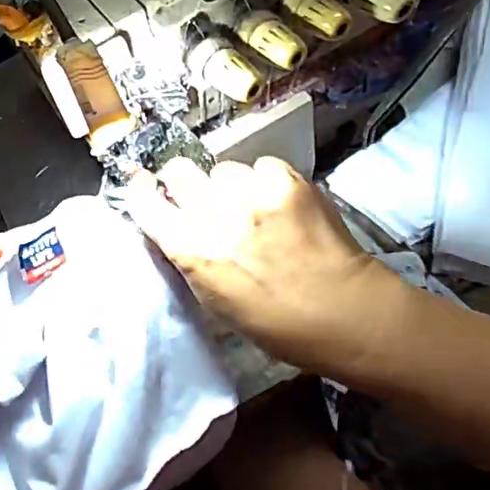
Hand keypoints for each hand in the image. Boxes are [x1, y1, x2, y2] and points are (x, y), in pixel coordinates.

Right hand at [125, 157, 402, 379]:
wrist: (345, 312)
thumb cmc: (276, 322)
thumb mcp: (215, 300)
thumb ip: (190, 256)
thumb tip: (175, 226)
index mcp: (194, 252)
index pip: (146, 202)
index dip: (143, 192)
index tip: (149, 190)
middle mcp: (216, 215)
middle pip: (179, 170)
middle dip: (185, 182)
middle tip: (205, 199)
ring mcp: (253, 193)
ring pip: (224, 169)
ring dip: (232, 187)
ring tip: (256, 210)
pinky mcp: (286, 180)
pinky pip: (261, 166)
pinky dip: (266, 182)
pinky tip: (281, 205)